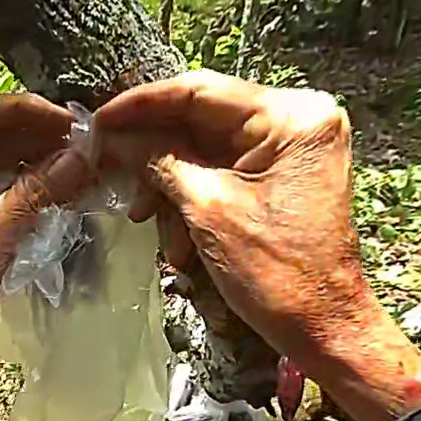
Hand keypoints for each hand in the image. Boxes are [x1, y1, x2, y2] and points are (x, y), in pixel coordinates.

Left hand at [0, 94, 93, 420]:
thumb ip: (36, 192)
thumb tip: (82, 155)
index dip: (20, 110)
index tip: (63, 119)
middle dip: (38, 134)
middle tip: (83, 138)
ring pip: (6, 162)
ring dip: (43, 159)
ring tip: (83, 158)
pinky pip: (12, 189)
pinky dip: (40, 185)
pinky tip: (70, 183)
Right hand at [95, 70, 420, 420]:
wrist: (322, 328)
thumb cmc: (274, 274)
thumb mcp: (207, 211)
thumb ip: (158, 162)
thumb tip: (112, 137)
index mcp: (291, 116)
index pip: (200, 91)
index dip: (141, 105)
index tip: (98, 121)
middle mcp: (297, 119)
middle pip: (202, 121)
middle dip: (154, 155)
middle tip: (113, 174)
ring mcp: (291, 150)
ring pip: (207, 153)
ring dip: (171, 188)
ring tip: (149, 223)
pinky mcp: (281, 178)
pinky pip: (223, 176)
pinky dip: (193, 202)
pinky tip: (178, 239)